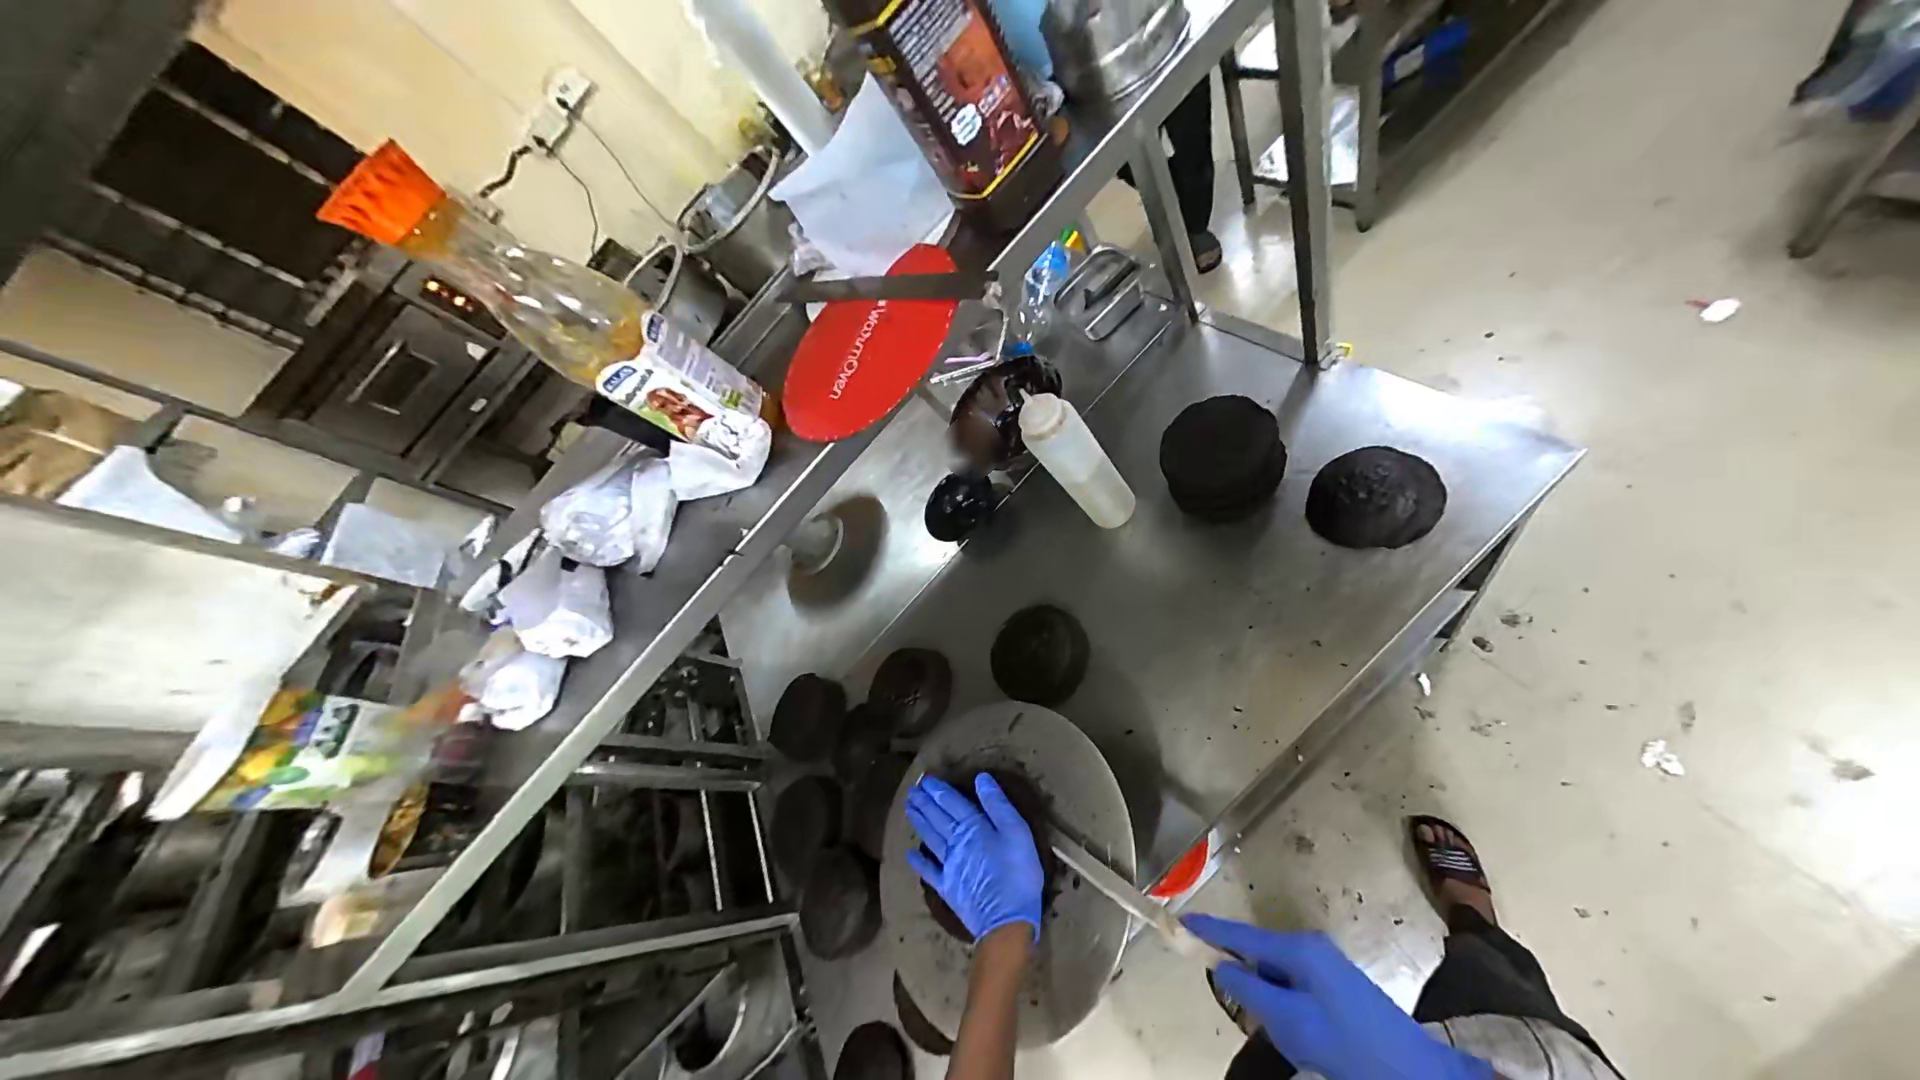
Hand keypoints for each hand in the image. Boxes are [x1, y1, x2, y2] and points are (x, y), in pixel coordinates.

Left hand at [905, 774, 1044, 941]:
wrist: (1006, 921)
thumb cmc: (1017, 872)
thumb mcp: (1017, 832)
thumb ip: (998, 805)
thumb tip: (981, 778)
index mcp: (973, 827)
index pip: (952, 803)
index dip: (938, 790)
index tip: (926, 779)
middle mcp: (956, 843)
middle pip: (937, 818)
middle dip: (924, 802)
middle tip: (912, 791)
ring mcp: (949, 866)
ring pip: (930, 838)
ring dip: (919, 822)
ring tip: (908, 809)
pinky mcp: (947, 888)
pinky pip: (929, 871)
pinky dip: (919, 861)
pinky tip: (910, 853)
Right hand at [1185, 916, 1494, 1079]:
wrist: (1421, 1078)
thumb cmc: (1349, 1047)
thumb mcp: (1290, 1022)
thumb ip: (1249, 991)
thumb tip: (1223, 968)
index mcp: (1298, 949)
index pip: (1240, 934)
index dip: (1208, 930)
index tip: (1179, 921)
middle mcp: (1311, 947)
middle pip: (1258, 954)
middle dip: (1246, 980)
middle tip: (1248, 1014)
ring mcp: (1328, 965)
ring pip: (1277, 974)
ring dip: (1270, 1000)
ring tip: (1287, 1037)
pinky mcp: (1340, 985)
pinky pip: (1296, 987)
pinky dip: (1288, 1007)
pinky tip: (1304, 1038)